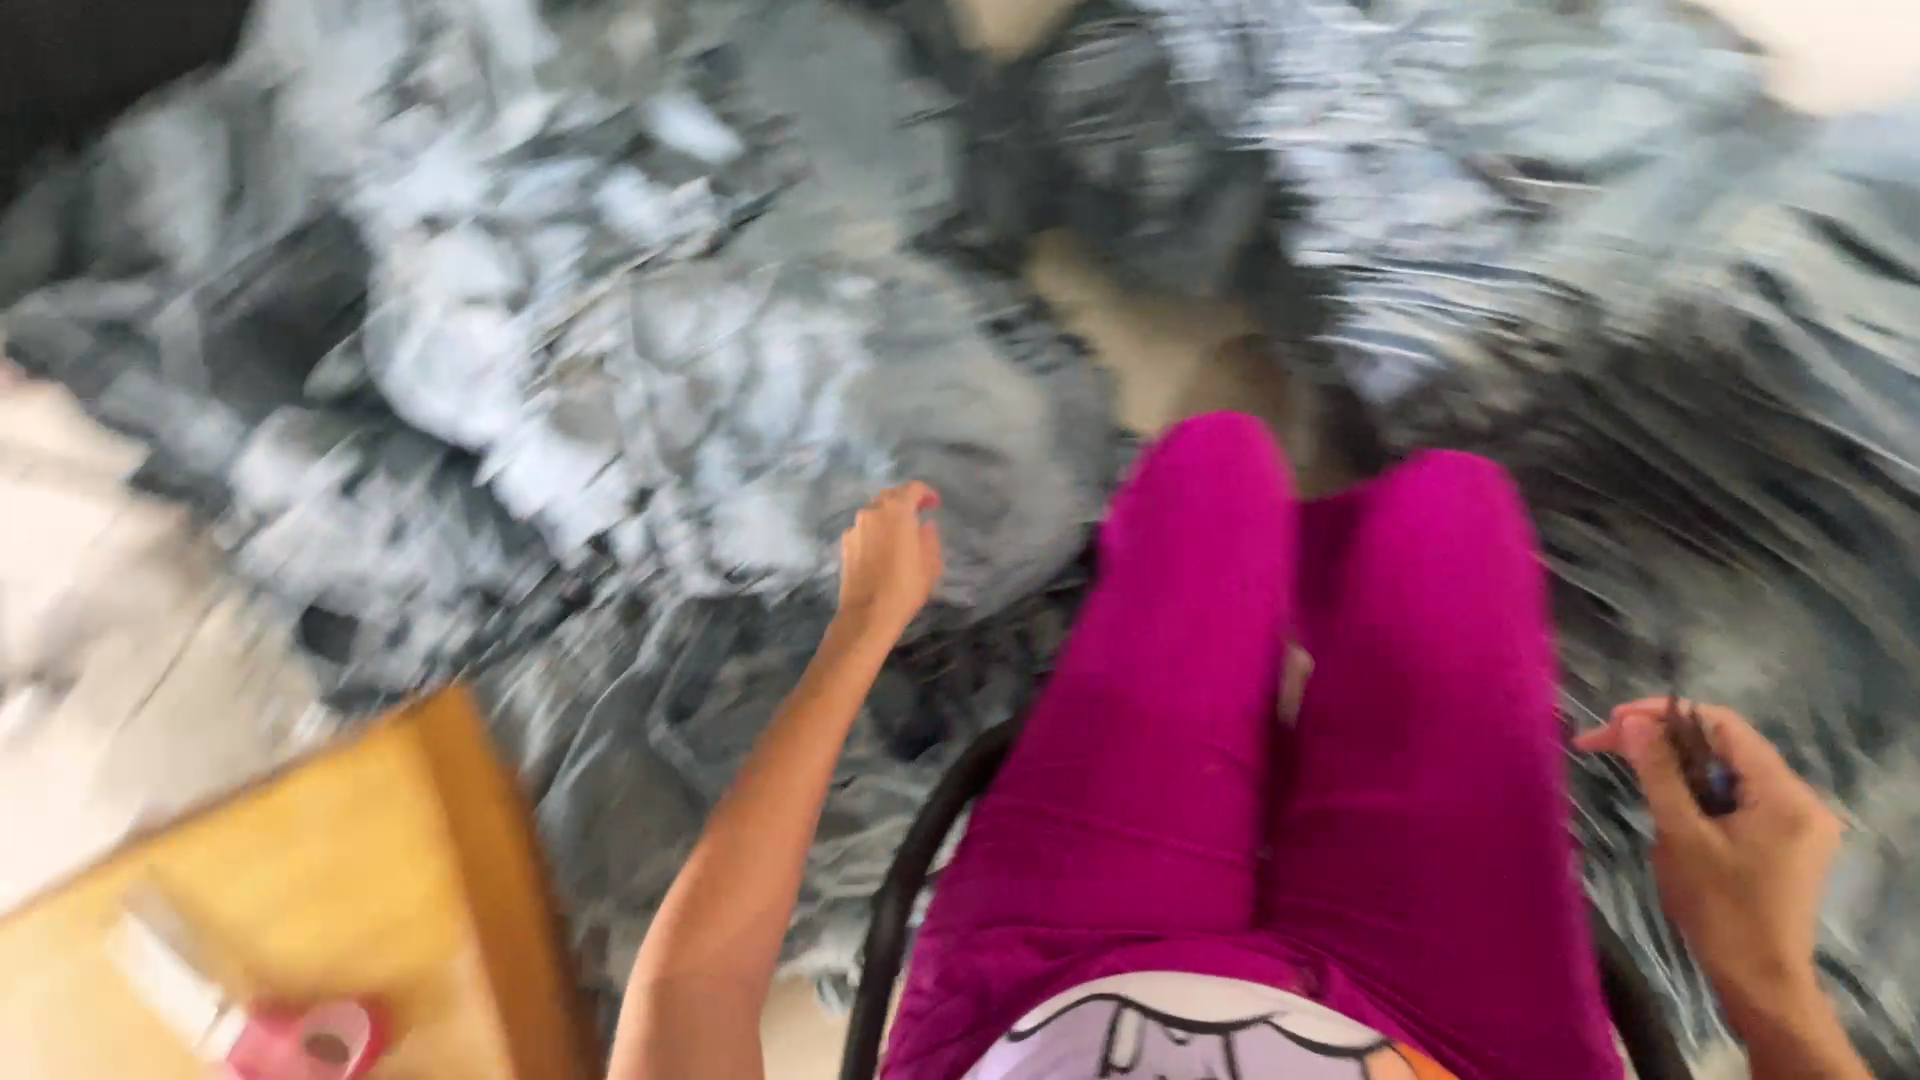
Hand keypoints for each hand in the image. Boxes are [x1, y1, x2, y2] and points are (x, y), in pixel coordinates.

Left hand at [835, 482, 942, 643]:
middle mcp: (872, 512)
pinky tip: (882, 547)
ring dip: (888, 516)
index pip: (913, 489)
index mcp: (897, 511)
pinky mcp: (845, 544)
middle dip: (906, 501)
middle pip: (890, 496)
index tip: (935, 504)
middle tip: (918, 514)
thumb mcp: (930, 563)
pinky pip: (863, 528)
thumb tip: (925, 526)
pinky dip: (875, 530)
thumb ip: (929, 537)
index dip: (926, 493)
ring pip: (874, 512)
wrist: (868, 614)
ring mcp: (855, 527)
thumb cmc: (906, 587)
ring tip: (900, 532)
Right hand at [1575, 700, 1842, 1033]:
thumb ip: (1658, 771)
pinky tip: (1655, 789)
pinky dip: (1687, 783)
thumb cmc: (1718, 902)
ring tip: (1618, 760)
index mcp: (1786, 796)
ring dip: (1668, 760)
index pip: (1724, 726)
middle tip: (1599, 742)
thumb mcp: (1681, 832)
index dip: (1665, 714)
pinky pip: (1728, 791)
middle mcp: (1799, 800)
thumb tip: (1632, 720)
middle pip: (1722, 745)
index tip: (1613, 721)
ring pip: (1721, 768)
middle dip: (1658, 737)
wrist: (1755, 972)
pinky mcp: (1777, 835)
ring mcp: (1791, 819)